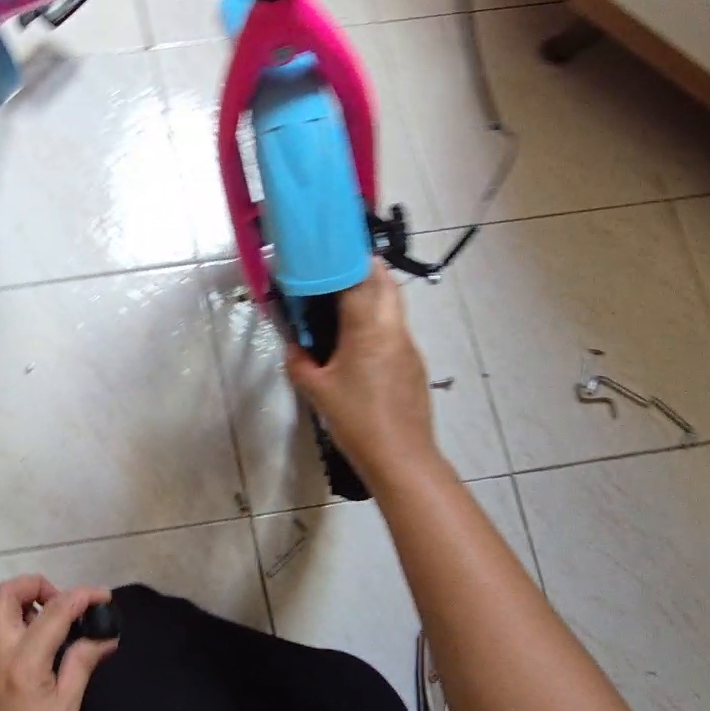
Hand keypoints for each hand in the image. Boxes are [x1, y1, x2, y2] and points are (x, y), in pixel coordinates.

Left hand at [0, 575, 117, 710]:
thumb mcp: (68, 708)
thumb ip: (82, 661)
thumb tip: (105, 635)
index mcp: (22, 663)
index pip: (54, 611)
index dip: (82, 597)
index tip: (103, 597)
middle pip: (6, 594)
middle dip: (37, 586)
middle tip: (64, 605)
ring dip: (18, 599)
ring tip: (47, 620)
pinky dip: (5, 617)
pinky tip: (29, 639)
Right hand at [285, 265, 440, 486]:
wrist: (401, 457)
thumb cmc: (356, 420)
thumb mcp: (316, 391)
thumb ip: (300, 362)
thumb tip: (295, 345)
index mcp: (368, 328)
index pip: (358, 278)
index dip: (341, 261)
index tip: (323, 254)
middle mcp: (394, 328)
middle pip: (385, 282)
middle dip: (363, 270)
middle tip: (334, 271)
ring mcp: (408, 345)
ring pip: (394, 304)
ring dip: (373, 294)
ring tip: (342, 302)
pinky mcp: (414, 363)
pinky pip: (395, 328)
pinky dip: (379, 319)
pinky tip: (359, 341)